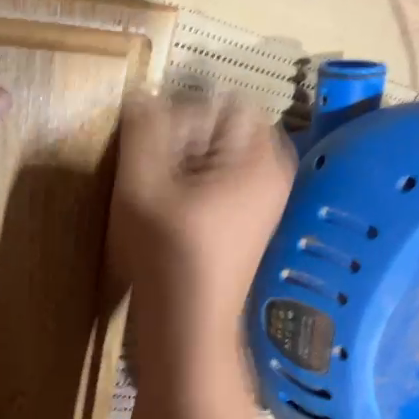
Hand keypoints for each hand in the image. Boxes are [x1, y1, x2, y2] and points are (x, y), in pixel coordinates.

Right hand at [111, 93, 295, 338]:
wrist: (188, 326)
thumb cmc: (166, 254)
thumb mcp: (143, 185)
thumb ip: (143, 130)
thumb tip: (142, 92)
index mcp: (261, 157)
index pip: (224, 100)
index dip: (183, 112)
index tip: (155, 146)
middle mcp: (276, 174)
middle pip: (225, 129)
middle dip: (186, 139)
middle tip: (155, 171)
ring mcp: (268, 202)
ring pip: (222, 157)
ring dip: (187, 164)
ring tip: (161, 195)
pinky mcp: (254, 224)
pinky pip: (225, 183)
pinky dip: (198, 188)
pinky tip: (173, 215)